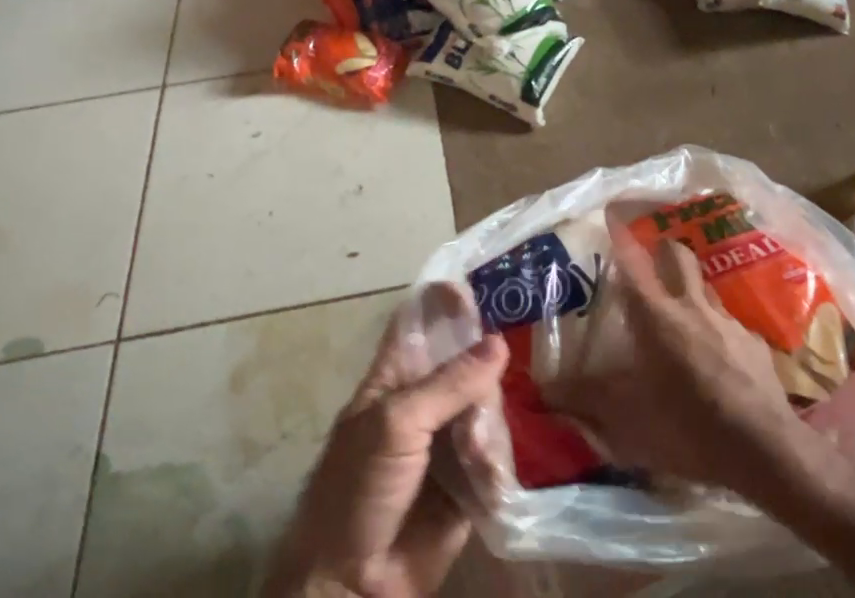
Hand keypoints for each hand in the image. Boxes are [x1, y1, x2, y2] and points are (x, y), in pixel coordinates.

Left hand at [263, 286, 508, 597]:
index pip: (421, 325)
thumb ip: (447, 383)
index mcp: (395, 380)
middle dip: (485, 372)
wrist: (355, 580)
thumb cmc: (357, 488)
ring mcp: (448, 444)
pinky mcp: (470, 483)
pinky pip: (498, 458)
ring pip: (489, 411)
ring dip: (487, 429)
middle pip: (468, 366)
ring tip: (473, 453)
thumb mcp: (395, 424)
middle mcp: (425, 404)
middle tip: (497, 380)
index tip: (484, 286)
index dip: (447, 303)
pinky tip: (483, 482)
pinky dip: (494, 466)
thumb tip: (498, 343)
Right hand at [546, 234, 803, 493]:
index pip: (633, 262)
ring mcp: (729, 322)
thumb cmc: (687, 426)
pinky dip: (716, 329)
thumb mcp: (627, 420)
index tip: (611, 213)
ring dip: (689, 289)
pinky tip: (714, 354)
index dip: (621, 235)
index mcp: (656, 316)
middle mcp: (692, 307)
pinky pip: (729, 322)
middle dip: (662, 248)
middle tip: (648, 258)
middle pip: (678, 256)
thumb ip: (586, 400)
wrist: (764, 448)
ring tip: (678, 309)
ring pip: (705, 287)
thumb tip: (545, 391)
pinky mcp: (755, 344)